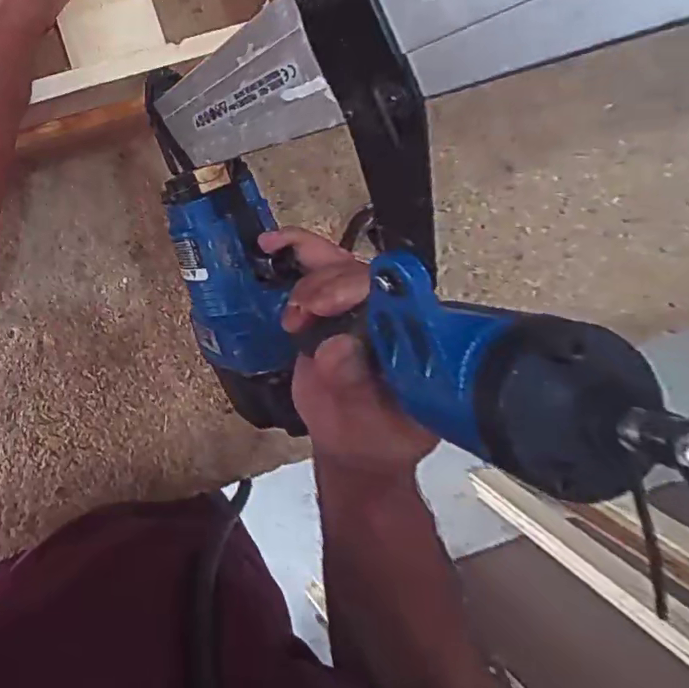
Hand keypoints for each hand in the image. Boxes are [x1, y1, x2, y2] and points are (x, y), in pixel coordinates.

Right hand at [258, 229, 438, 479]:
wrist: (353, 442)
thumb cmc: (373, 436)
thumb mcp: (368, 422)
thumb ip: (355, 388)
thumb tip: (335, 349)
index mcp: (416, 340)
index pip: (400, 299)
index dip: (365, 293)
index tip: (329, 307)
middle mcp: (393, 313)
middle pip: (366, 277)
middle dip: (330, 287)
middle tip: (303, 312)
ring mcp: (363, 302)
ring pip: (340, 265)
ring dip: (310, 279)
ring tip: (293, 312)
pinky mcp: (332, 297)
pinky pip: (318, 263)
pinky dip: (294, 249)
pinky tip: (271, 245)